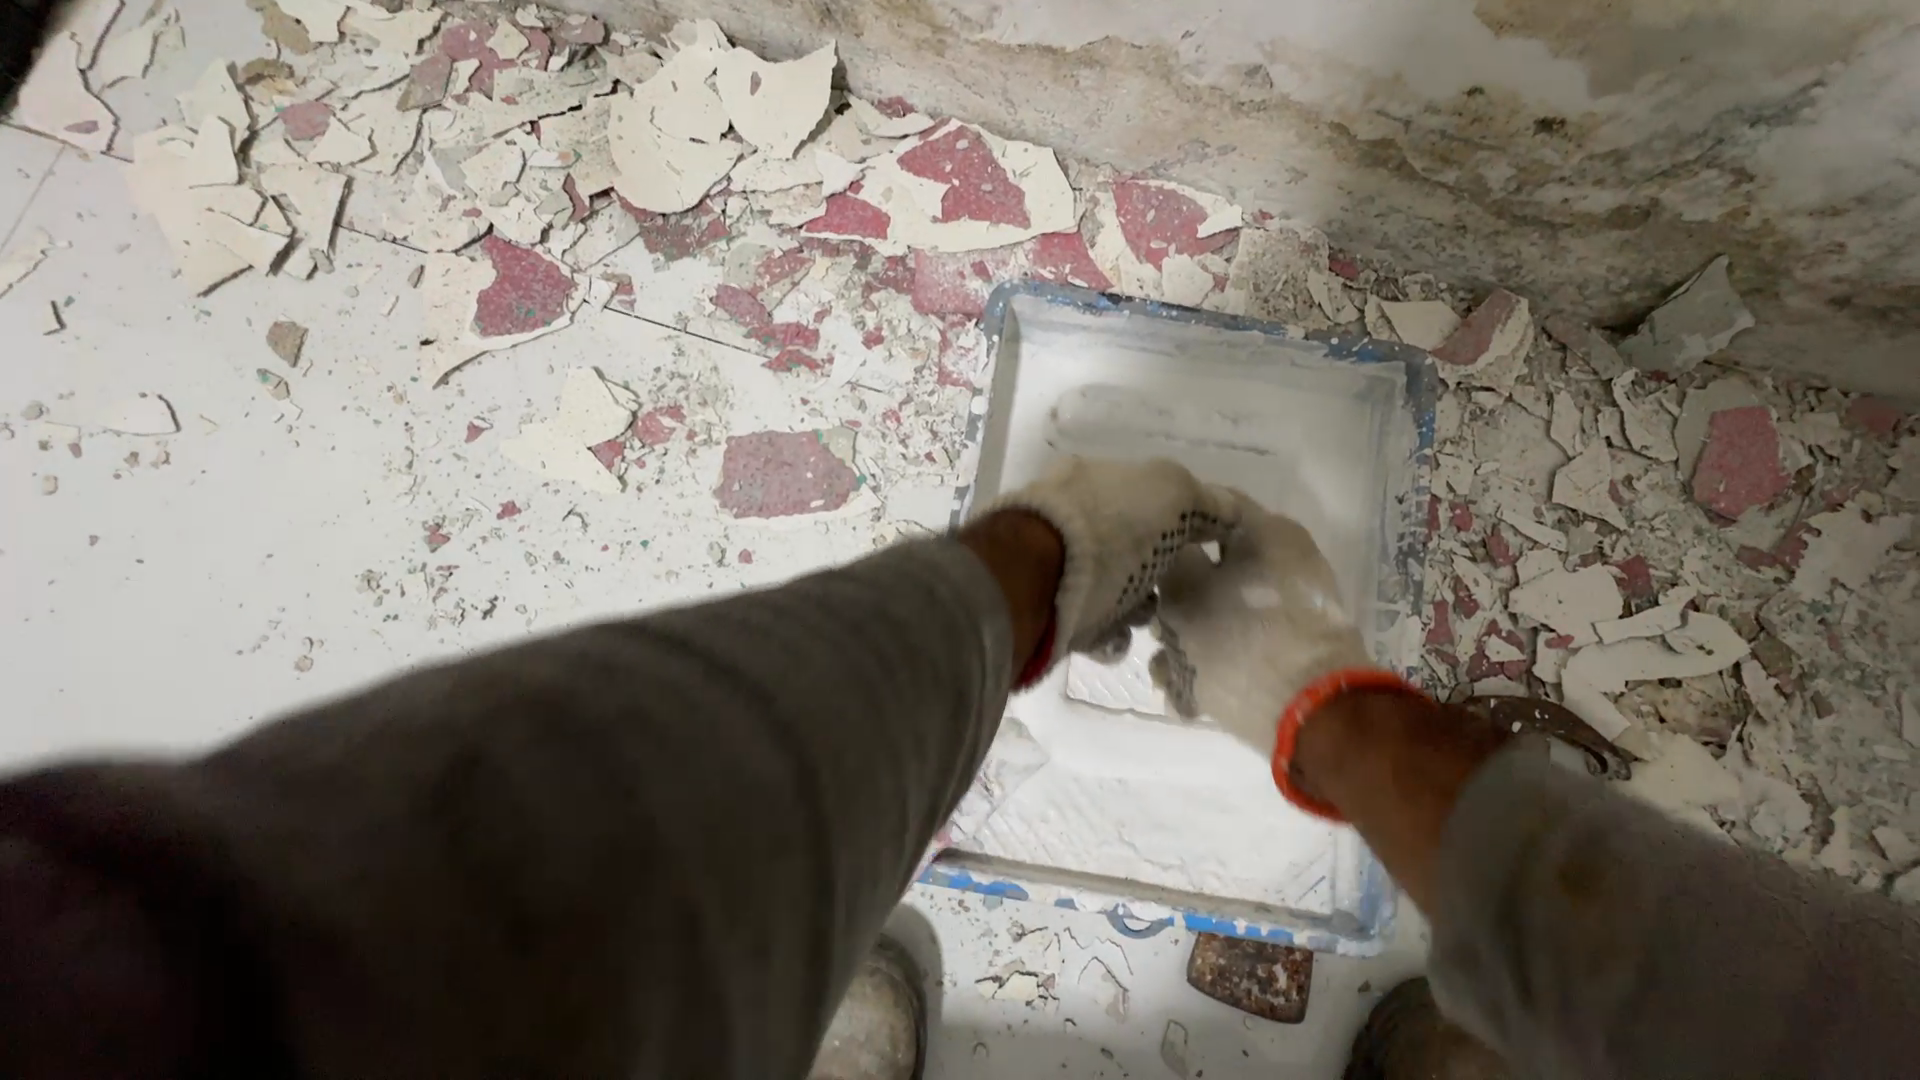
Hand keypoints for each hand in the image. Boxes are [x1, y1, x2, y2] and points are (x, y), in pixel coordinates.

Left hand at [977, 457, 1239, 679]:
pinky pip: (1086, 626)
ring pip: (1107, 589)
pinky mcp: (1043, 612)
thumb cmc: (1110, 526)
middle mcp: (1067, 519)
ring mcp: (1050, 566)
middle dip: (1154, 572)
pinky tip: (1115, 638)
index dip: (1177, 523)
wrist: (1039, 580)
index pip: (1141, 499)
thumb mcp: (1172, 492)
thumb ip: (1204, 501)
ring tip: (1141, 617)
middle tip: (1172, 590)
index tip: (1201, 549)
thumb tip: (1228, 513)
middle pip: (1125, 548)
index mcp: (1091, 481)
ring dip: (1132, 607)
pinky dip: (1107, 635)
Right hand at [1151, 493, 1372, 754]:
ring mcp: (1291, 607)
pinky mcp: (1292, 649)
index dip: (1166, 529)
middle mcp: (1283, 560)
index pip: (1206, 508)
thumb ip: (1167, 561)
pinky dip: (1212, 662)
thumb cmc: (1240, 640)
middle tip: (1149, 626)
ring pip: (1220, 611)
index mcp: (1267, 531)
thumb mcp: (1183, 592)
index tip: (1137, 555)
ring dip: (1185, 639)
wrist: (1310, 714)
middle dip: (1172, 601)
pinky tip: (1184, 694)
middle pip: (1209, 566)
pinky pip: (1240, 643)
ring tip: (1164, 673)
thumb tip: (1164, 552)